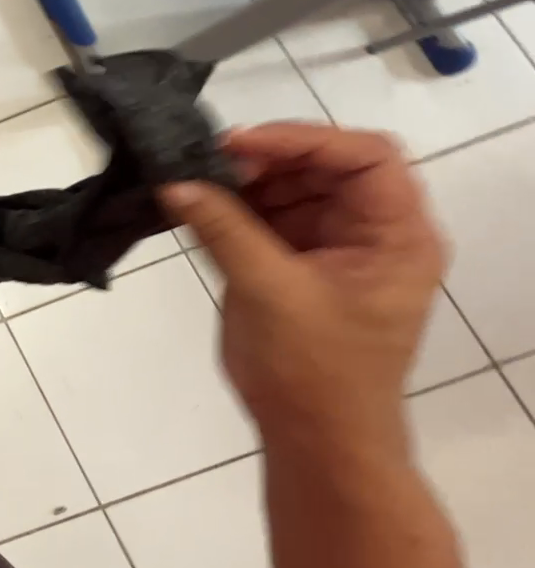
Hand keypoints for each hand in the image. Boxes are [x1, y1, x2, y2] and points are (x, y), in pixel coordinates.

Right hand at [162, 123, 444, 447]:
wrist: (312, 428)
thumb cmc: (313, 363)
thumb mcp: (269, 289)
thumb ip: (223, 229)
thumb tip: (171, 183)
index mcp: (396, 235)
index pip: (366, 158)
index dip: (304, 140)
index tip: (235, 145)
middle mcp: (371, 232)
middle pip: (325, 166)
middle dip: (266, 158)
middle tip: (204, 165)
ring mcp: (330, 246)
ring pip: (290, 186)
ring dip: (241, 180)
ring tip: (192, 184)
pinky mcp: (291, 261)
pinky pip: (263, 215)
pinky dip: (228, 205)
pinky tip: (193, 205)